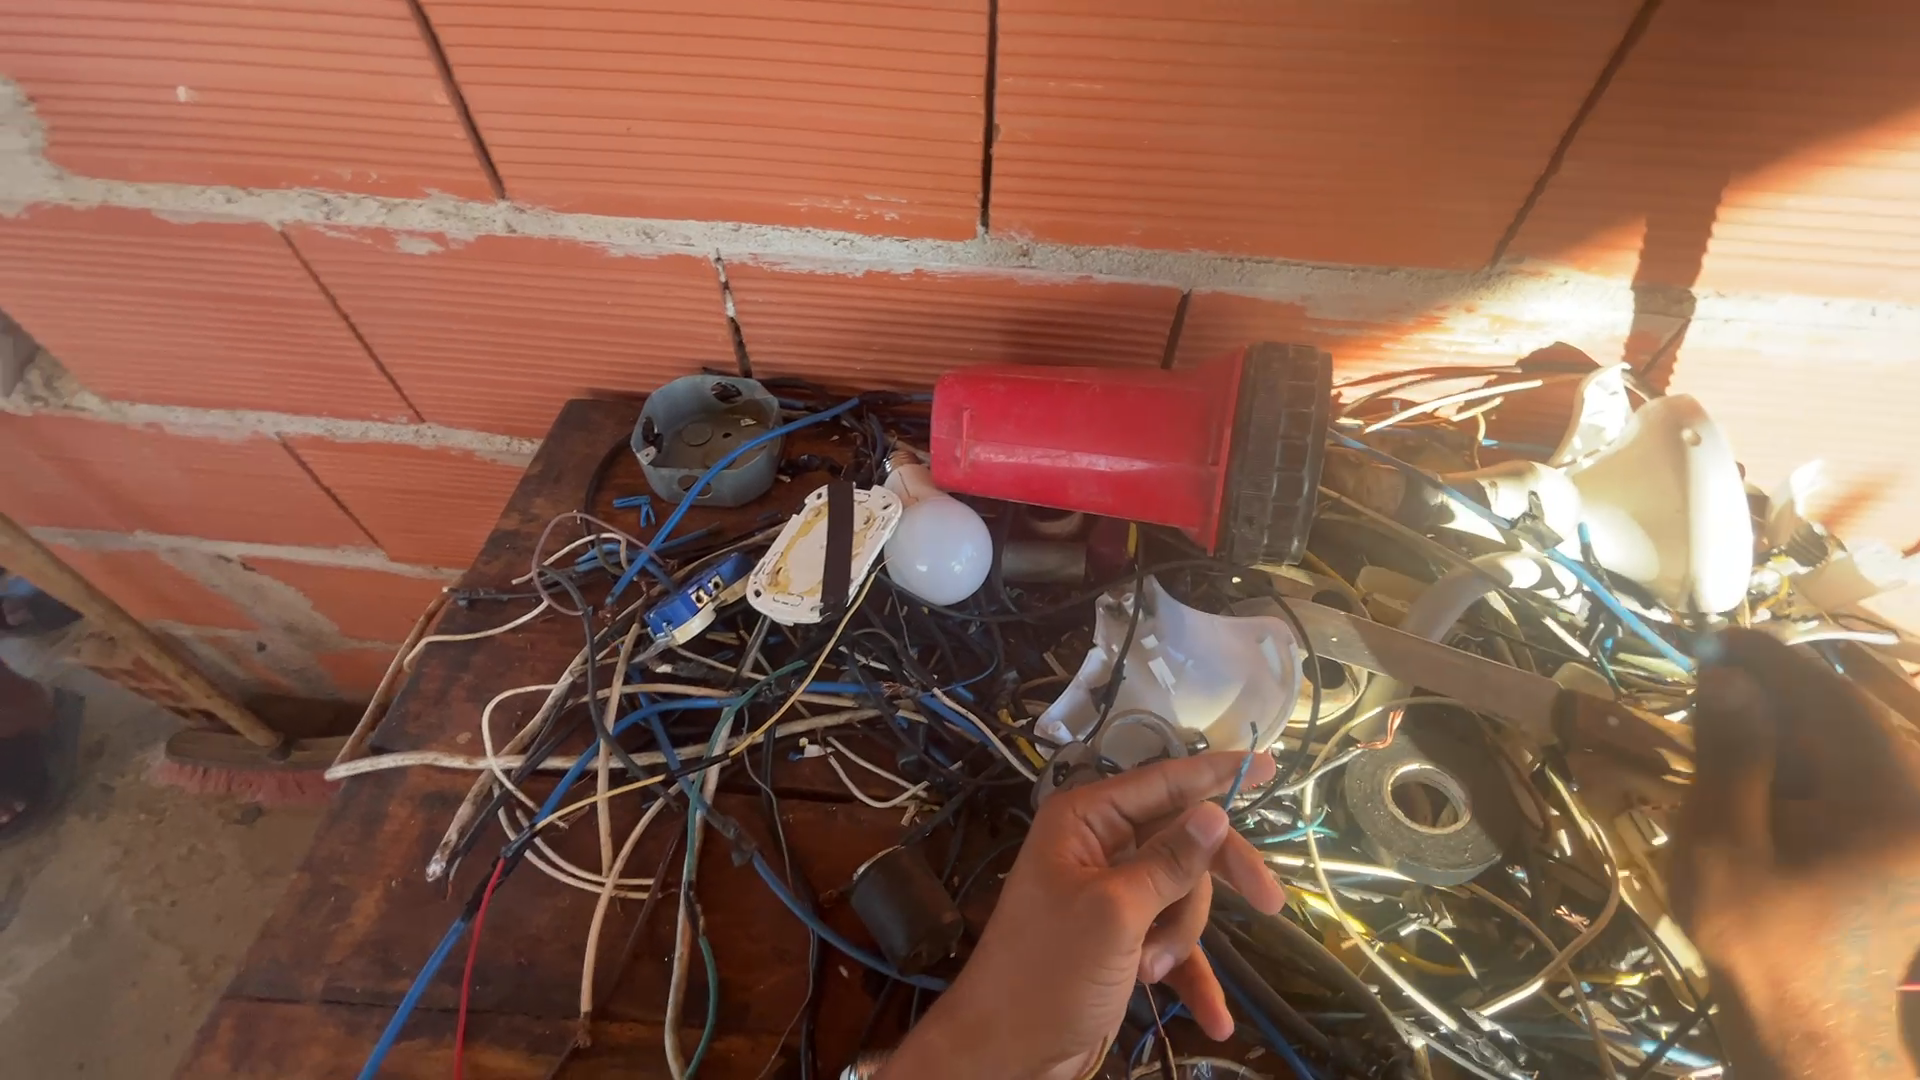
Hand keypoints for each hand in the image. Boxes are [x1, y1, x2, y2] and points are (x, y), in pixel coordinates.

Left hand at [879, 751, 1287, 1079]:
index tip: (1269, 764)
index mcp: (1086, 819)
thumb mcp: (1114, 912)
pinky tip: (1212, 1019)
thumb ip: (1168, 862)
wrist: (1007, 1051)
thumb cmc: (1049, 969)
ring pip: (1180, 892)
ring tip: (1149, 970)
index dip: (1215, 773)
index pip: (1162, 782)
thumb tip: (1215, 812)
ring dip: (1179, 936)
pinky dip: (1190, 975)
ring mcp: (1112, 891)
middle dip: (1211, 876)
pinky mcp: (1122, 936)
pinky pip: (1171, 941)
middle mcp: (1099, 845)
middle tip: (1269, 903)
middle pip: (1180, 840)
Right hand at [1674, 629, 1919, 1079]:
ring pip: (1853, 738)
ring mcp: (1912, 822)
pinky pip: (1855, 768)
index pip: (1831, 700)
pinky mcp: (1897, 835)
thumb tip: (1727, 675)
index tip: (1709, 635)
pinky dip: (1804, 750)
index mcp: (1886, 802)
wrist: (1801, 1007)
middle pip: (1848, 713)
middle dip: (1776, 686)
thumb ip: (1732, 750)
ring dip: (1787, 718)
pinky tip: (1759, 756)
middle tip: (1706, 675)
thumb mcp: (1723, 832)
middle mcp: (1916, 804)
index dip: (1769, 658)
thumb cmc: (1751, 922)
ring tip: (1723, 714)